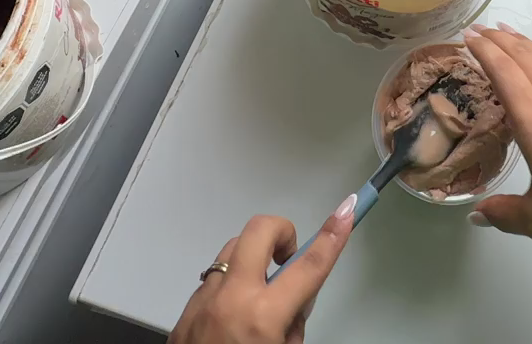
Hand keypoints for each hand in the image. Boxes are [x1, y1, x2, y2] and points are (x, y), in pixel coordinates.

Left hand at [170, 198, 355, 343]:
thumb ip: (293, 323)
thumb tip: (294, 295)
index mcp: (262, 318)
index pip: (309, 265)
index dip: (333, 235)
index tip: (347, 209)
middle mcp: (231, 299)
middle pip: (260, 229)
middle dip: (281, 232)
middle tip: (287, 260)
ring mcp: (203, 302)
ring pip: (233, 248)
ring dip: (252, 259)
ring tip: (257, 294)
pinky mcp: (184, 312)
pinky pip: (214, 279)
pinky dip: (230, 286)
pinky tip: (231, 319)